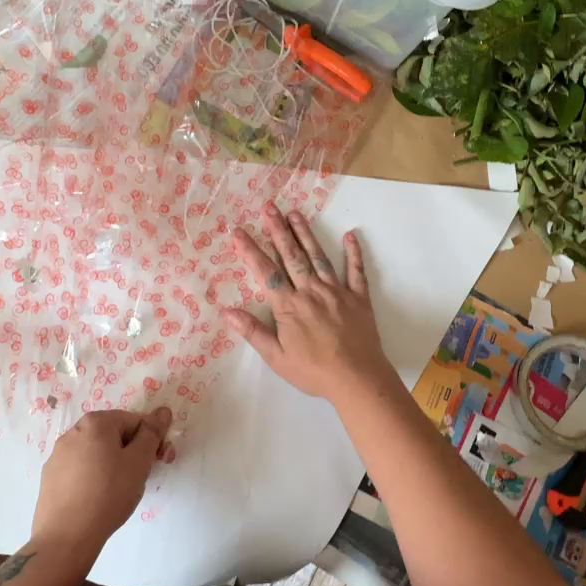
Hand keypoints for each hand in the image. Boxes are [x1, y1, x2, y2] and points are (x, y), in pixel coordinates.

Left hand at [30, 407, 171, 553]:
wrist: (66, 537)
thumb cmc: (109, 493)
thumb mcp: (139, 462)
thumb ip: (152, 433)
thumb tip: (162, 411)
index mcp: (95, 422)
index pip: (134, 422)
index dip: (149, 441)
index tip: (157, 462)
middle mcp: (73, 432)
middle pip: (112, 436)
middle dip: (130, 453)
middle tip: (138, 478)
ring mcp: (57, 456)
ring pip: (95, 454)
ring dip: (110, 465)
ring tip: (116, 493)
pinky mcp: (49, 478)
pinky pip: (78, 470)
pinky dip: (90, 478)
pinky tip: (95, 500)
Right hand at [225, 202, 395, 402]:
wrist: (357, 378)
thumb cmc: (314, 371)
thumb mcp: (277, 358)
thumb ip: (254, 332)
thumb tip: (227, 312)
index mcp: (289, 306)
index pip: (266, 272)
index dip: (250, 250)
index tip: (238, 231)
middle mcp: (311, 291)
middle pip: (291, 256)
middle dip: (278, 230)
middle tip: (269, 207)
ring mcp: (337, 291)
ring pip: (318, 257)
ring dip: (305, 234)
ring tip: (295, 214)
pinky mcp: (358, 297)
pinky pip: (356, 271)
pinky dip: (353, 253)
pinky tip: (350, 235)